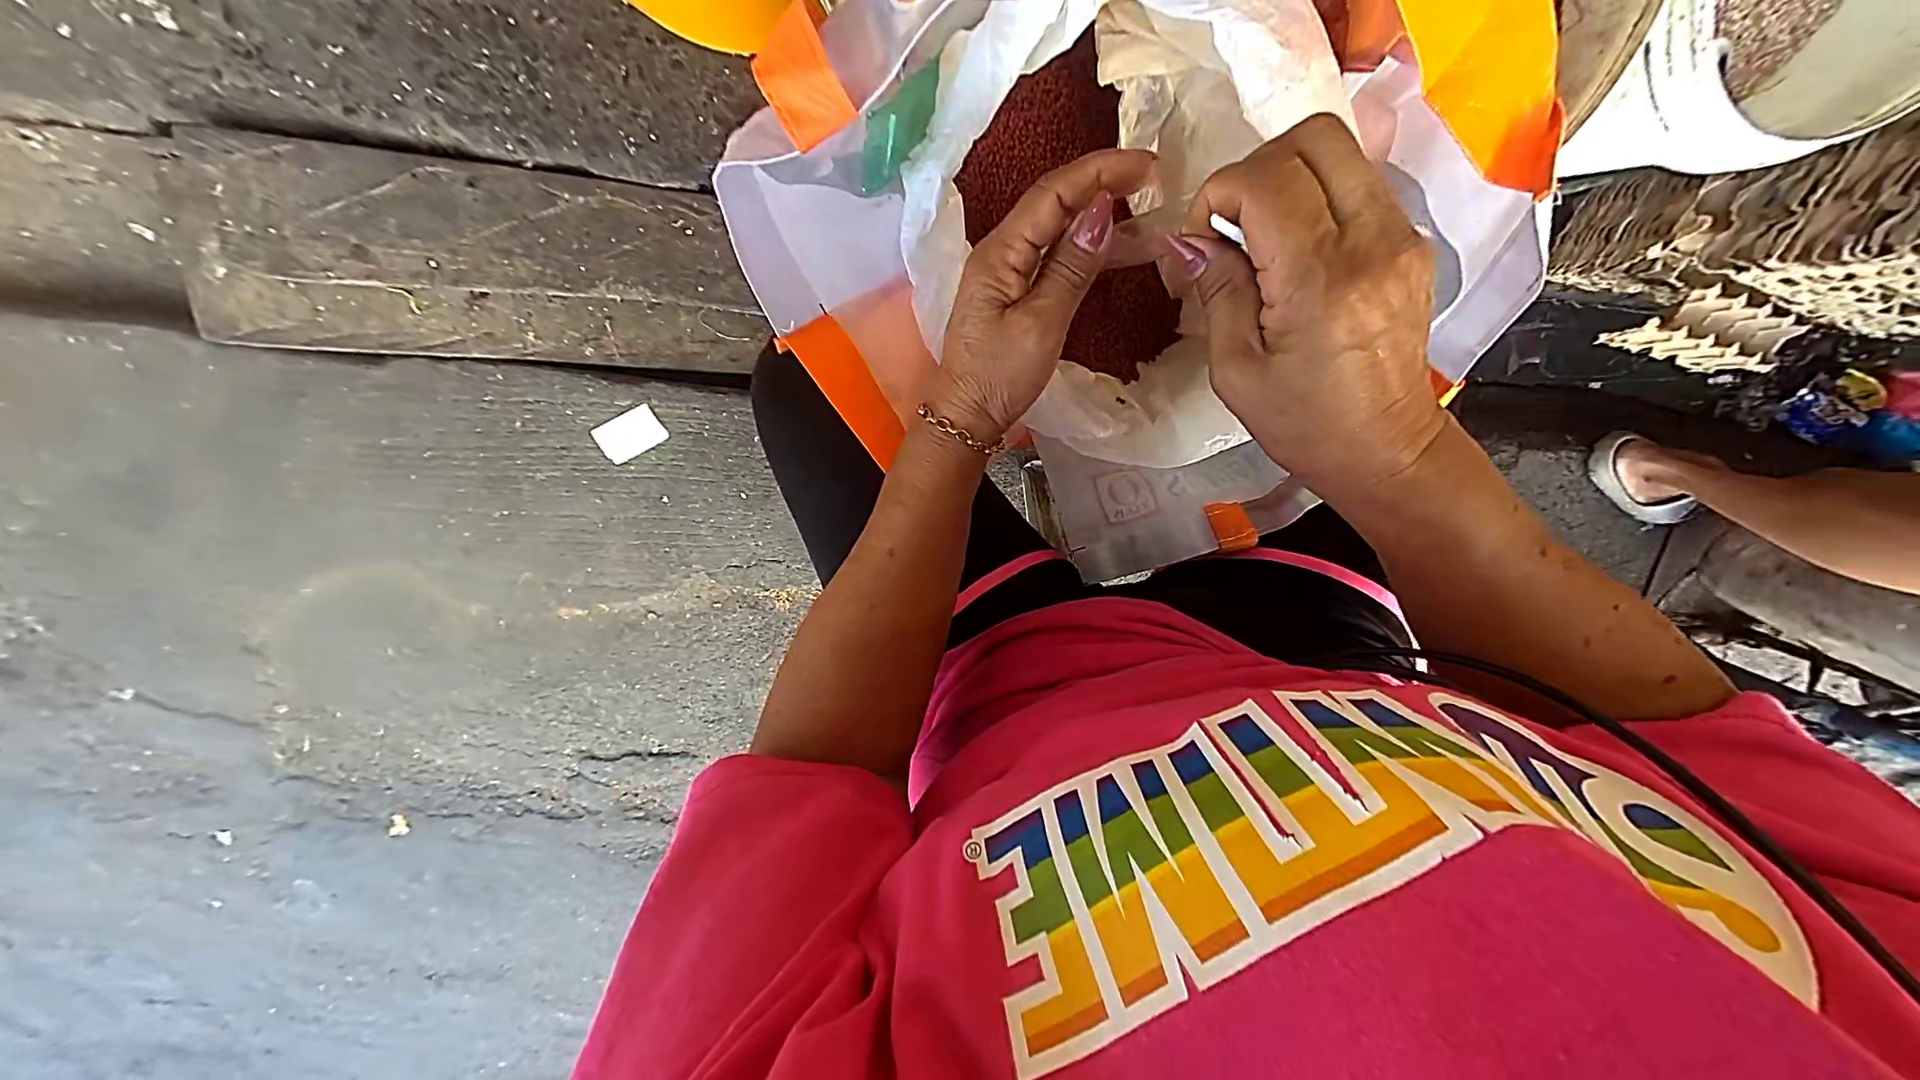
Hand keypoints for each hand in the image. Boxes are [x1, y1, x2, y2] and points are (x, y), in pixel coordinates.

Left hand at [929, 149, 1158, 441]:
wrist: (969, 416)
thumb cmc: (1000, 377)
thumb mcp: (1041, 324)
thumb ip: (1071, 268)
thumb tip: (1101, 211)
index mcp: (1000, 252)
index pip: (1053, 194)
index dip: (1101, 171)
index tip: (1149, 165)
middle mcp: (1000, 252)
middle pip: (1054, 203)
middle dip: (1103, 184)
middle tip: (1153, 179)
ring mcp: (1006, 273)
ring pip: (1057, 230)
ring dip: (1100, 218)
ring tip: (1147, 215)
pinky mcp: (1013, 293)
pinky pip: (1053, 257)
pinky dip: (1085, 249)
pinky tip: (1114, 248)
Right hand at [1168, 114, 1445, 498]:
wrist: (1385, 447)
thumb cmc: (1303, 423)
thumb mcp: (1235, 370)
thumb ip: (1217, 291)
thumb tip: (1192, 241)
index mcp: (1320, 279)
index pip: (1265, 179)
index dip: (1217, 194)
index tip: (1202, 239)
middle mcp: (1371, 240)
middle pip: (1312, 137)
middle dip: (1254, 170)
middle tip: (1230, 224)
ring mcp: (1401, 235)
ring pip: (1340, 150)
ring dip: (1285, 179)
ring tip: (1261, 239)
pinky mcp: (1411, 242)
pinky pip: (1357, 183)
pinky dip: (1314, 198)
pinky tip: (1293, 250)